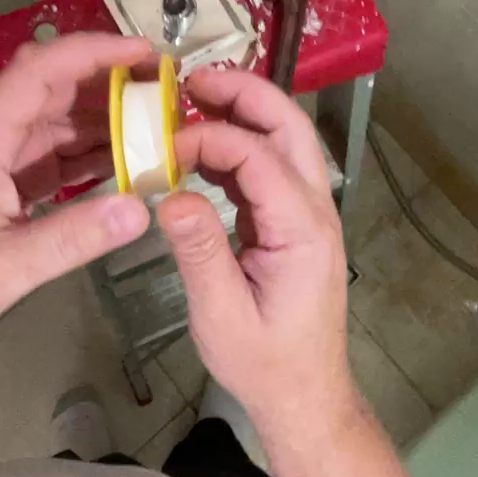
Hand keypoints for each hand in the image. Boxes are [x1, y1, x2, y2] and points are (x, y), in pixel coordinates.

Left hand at [0, 34, 154, 337]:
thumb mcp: (6, 268)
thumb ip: (71, 240)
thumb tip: (139, 210)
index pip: (36, 71)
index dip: (88, 52)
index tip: (140, 52)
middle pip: (53, 82)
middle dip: (108, 75)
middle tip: (164, 83)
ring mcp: (1, 149)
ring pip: (59, 112)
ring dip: (106, 112)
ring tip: (157, 119)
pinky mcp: (9, 170)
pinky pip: (57, 145)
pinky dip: (93, 146)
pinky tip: (129, 156)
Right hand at [158, 69, 359, 438]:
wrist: (305, 394)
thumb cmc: (265, 363)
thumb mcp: (222, 315)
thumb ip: (199, 252)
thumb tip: (168, 194)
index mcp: (303, 228)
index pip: (259, 156)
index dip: (210, 140)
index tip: (164, 150)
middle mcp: (314, 208)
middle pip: (290, 127)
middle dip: (244, 94)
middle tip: (191, 82)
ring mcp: (306, 212)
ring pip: (283, 139)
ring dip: (242, 112)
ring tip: (191, 101)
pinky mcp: (290, 221)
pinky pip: (267, 167)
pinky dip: (236, 147)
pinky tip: (200, 150)